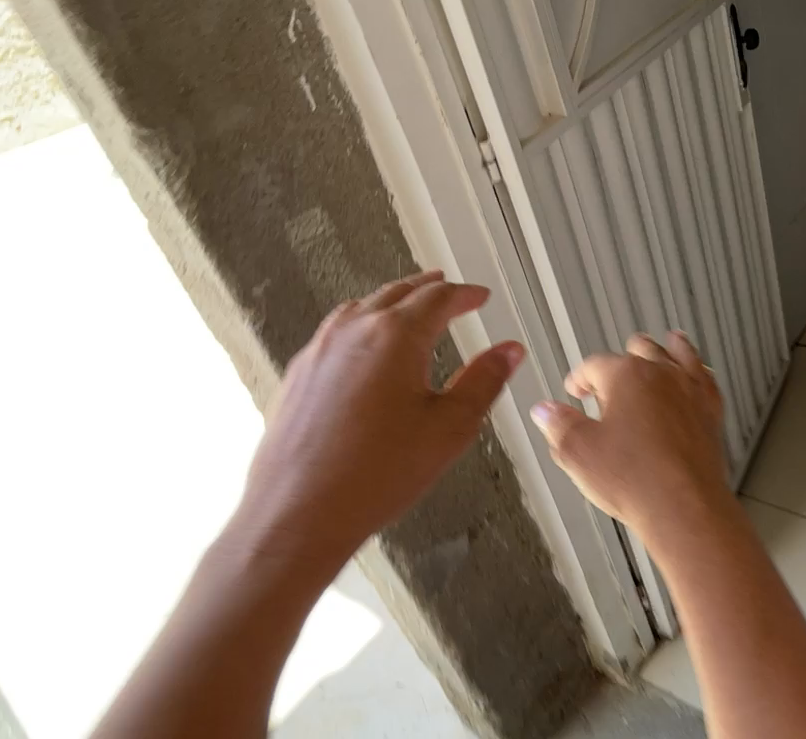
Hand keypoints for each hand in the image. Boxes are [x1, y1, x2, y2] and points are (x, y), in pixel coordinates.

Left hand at [232, 272, 523, 567]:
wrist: (296, 517)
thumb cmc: (374, 476)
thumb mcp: (451, 427)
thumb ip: (485, 381)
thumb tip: (510, 351)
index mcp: (396, 336)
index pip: (439, 297)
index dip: (466, 294)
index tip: (480, 296)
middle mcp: (354, 332)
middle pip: (399, 292)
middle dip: (430, 289)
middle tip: (450, 292)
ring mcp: (320, 351)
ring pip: (363, 306)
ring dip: (394, 300)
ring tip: (411, 307)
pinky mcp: (298, 375)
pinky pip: (336, 330)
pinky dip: (362, 322)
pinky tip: (366, 345)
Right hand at [529, 332, 730, 540]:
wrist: (684, 505)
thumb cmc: (635, 479)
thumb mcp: (578, 453)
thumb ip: (559, 425)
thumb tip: (545, 410)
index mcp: (626, 375)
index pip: (594, 364)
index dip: (579, 377)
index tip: (574, 390)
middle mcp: (661, 372)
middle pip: (638, 350)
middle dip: (620, 361)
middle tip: (608, 381)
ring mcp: (690, 388)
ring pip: (675, 353)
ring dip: (660, 352)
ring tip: (653, 350)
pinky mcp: (710, 409)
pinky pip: (705, 376)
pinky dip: (697, 369)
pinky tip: (697, 370)